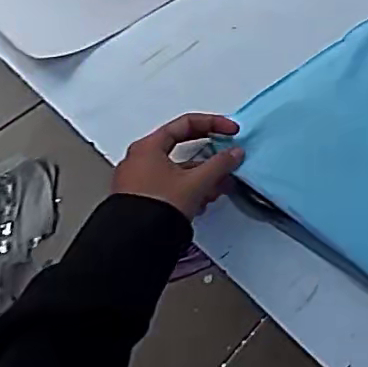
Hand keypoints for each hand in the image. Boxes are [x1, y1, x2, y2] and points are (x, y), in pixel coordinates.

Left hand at [112, 113, 244, 218]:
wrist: (133, 243)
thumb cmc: (157, 204)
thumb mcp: (197, 181)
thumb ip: (221, 163)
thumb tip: (234, 153)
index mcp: (148, 147)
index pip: (186, 123)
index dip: (214, 124)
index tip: (232, 131)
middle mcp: (139, 160)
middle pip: (183, 146)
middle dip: (210, 155)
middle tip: (226, 156)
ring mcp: (138, 180)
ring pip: (179, 168)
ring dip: (203, 175)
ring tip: (220, 186)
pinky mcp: (140, 198)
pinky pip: (171, 184)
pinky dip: (190, 187)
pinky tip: (203, 199)